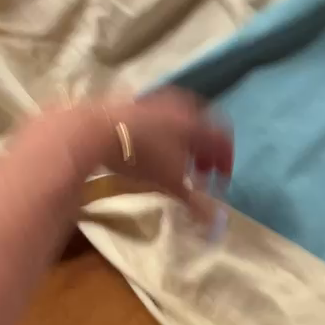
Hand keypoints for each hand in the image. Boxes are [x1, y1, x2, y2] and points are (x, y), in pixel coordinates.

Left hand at [62, 90, 233, 219]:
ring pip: (181, 121)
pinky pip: (161, 118)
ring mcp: (158, 102)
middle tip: (199, 173)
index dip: (226, 162)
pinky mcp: (137, 103)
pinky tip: (150, 151)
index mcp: (197, 124)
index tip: (220, 183)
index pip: (223, 139)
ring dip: (184, 143)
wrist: (99, 131)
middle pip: (204, 128)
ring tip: (174, 163)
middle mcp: (182, 108)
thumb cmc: (143, 157)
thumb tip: (215, 222)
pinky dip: (164, 135)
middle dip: (205, 152)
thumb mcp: (171, 183)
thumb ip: (196, 202)